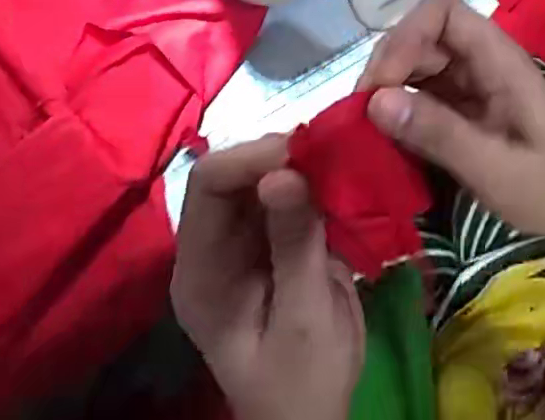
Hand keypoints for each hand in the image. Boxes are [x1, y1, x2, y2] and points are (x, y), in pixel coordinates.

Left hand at [172, 136, 362, 419]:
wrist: (314, 415)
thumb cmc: (303, 381)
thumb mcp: (303, 318)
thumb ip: (294, 245)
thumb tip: (283, 174)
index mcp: (202, 269)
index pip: (208, 184)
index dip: (251, 158)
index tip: (304, 152)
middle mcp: (213, 244)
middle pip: (233, 172)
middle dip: (280, 153)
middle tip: (331, 151)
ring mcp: (242, 239)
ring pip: (261, 173)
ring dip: (300, 159)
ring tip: (340, 156)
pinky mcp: (272, 236)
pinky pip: (286, 189)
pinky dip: (314, 176)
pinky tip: (342, 175)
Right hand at [359, 0, 544, 236]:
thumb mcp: (497, 169)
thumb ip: (440, 134)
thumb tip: (376, 102)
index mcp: (495, 55)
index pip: (441, 10)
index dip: (407, 36)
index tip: (383, 87)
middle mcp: (478, 57)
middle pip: (419, 35)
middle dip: (387, 67)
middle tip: (363, 118)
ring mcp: (469, 79)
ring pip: (414, 63)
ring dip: (387, 89)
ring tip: (365, 131)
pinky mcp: (462, 103)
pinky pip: (420, 91)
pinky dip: (398, 109)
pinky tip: (384, 139)